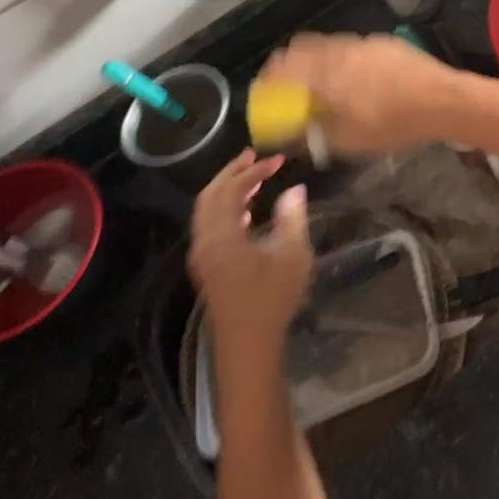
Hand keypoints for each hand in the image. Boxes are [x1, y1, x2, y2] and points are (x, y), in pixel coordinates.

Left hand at [189, 150, 311, 347]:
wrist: (248, 343)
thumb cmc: (272, 298)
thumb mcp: (292, 254)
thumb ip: (292, 218)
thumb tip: (295, 190)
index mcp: (222, 235)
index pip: (231, 190)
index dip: (253, 171)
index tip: (278, 160)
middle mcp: (204, 241)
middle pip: (210, 196)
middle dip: (231, 173)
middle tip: (253, 156)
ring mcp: (203, 255)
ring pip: (207, 211)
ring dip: (227, 190)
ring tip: (251, 177)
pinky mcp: (208, 267)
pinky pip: (210, 225)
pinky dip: (225, 208)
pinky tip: (245, 210)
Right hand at [255, 33, 464, 153]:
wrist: (446, 100)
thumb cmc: (394, 124)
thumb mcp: (347, 140)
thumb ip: (313, 133)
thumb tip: (291, 132)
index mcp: (324, 73)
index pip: (281, 67)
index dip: (268, 79)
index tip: (264, 90)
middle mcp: (340, 51)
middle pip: (303, 49)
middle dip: (291, 65)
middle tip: (290, 85)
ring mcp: (366, 43)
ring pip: (330, 46)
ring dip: (319, 61)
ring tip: (324, 84)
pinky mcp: (388, 43)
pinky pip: (355, 48)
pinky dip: (344, 60)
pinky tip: (358, 79)